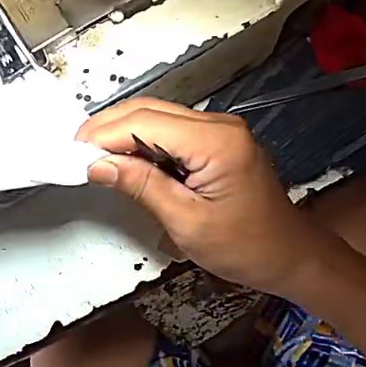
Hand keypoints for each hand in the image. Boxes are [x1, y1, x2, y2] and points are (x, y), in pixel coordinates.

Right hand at [77, 99, 342, 295]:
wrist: (289, 256)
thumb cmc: (247, 246)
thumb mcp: (186, 222)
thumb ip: (141, 186)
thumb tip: (99, 165)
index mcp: (216, 142)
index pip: (145, 123)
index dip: (105, 135)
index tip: (76, 153)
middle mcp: (218, 126)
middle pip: (148, 110)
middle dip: (107, 127)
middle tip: (77, 152)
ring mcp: (218, 130)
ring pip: (155, 116)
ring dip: (120, 132)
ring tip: (93, 156)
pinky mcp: (214, 141)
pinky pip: (168, 129)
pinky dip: (139, 140)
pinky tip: (122, 158)